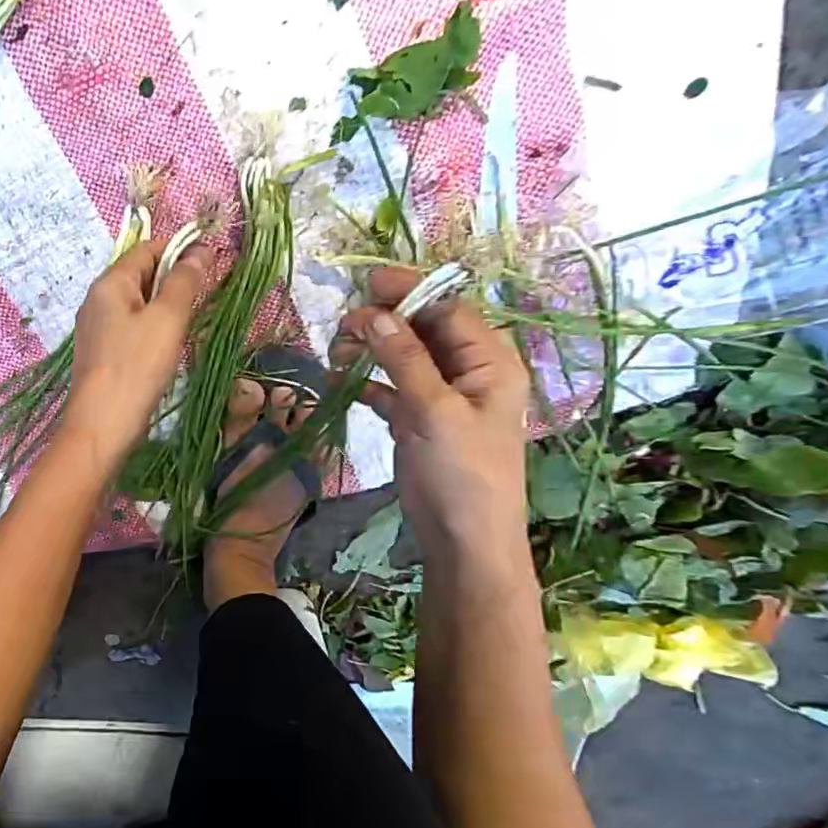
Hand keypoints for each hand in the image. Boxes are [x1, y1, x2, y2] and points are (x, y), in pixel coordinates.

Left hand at [62, 232, 213, 458]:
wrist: (103, 423)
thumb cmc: (137, 366)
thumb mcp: (168, 319)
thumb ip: (184, 282)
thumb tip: (200, 251)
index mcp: (110, 283)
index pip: (147, 249)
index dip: (180, 249)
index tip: (212, 262)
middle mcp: (98, 299)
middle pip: (142, 274)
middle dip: (175, 277)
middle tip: (208, 293)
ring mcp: (98, 327)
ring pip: (139, 302)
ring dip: (167, 304)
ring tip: (194, 318)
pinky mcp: (104, 352)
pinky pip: (133, 326)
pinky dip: (155, 325)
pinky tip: (171, 343)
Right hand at [333, 267, 531, 576]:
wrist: (464, 543)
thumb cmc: (463, 474)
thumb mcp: (436, 411)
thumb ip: (405, 358)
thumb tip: (374, 313)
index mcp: (490, 361)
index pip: (449, 309)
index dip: (410, 291)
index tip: (366, 285)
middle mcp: (468, 372)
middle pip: (424, 329)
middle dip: (384, 321)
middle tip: (342, 324)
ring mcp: (442, 397)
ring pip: (404, 357)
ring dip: (372, 350)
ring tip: (337, 351)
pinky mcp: (419, 421)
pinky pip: (392, 389)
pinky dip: (368, 383)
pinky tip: (341, 381)